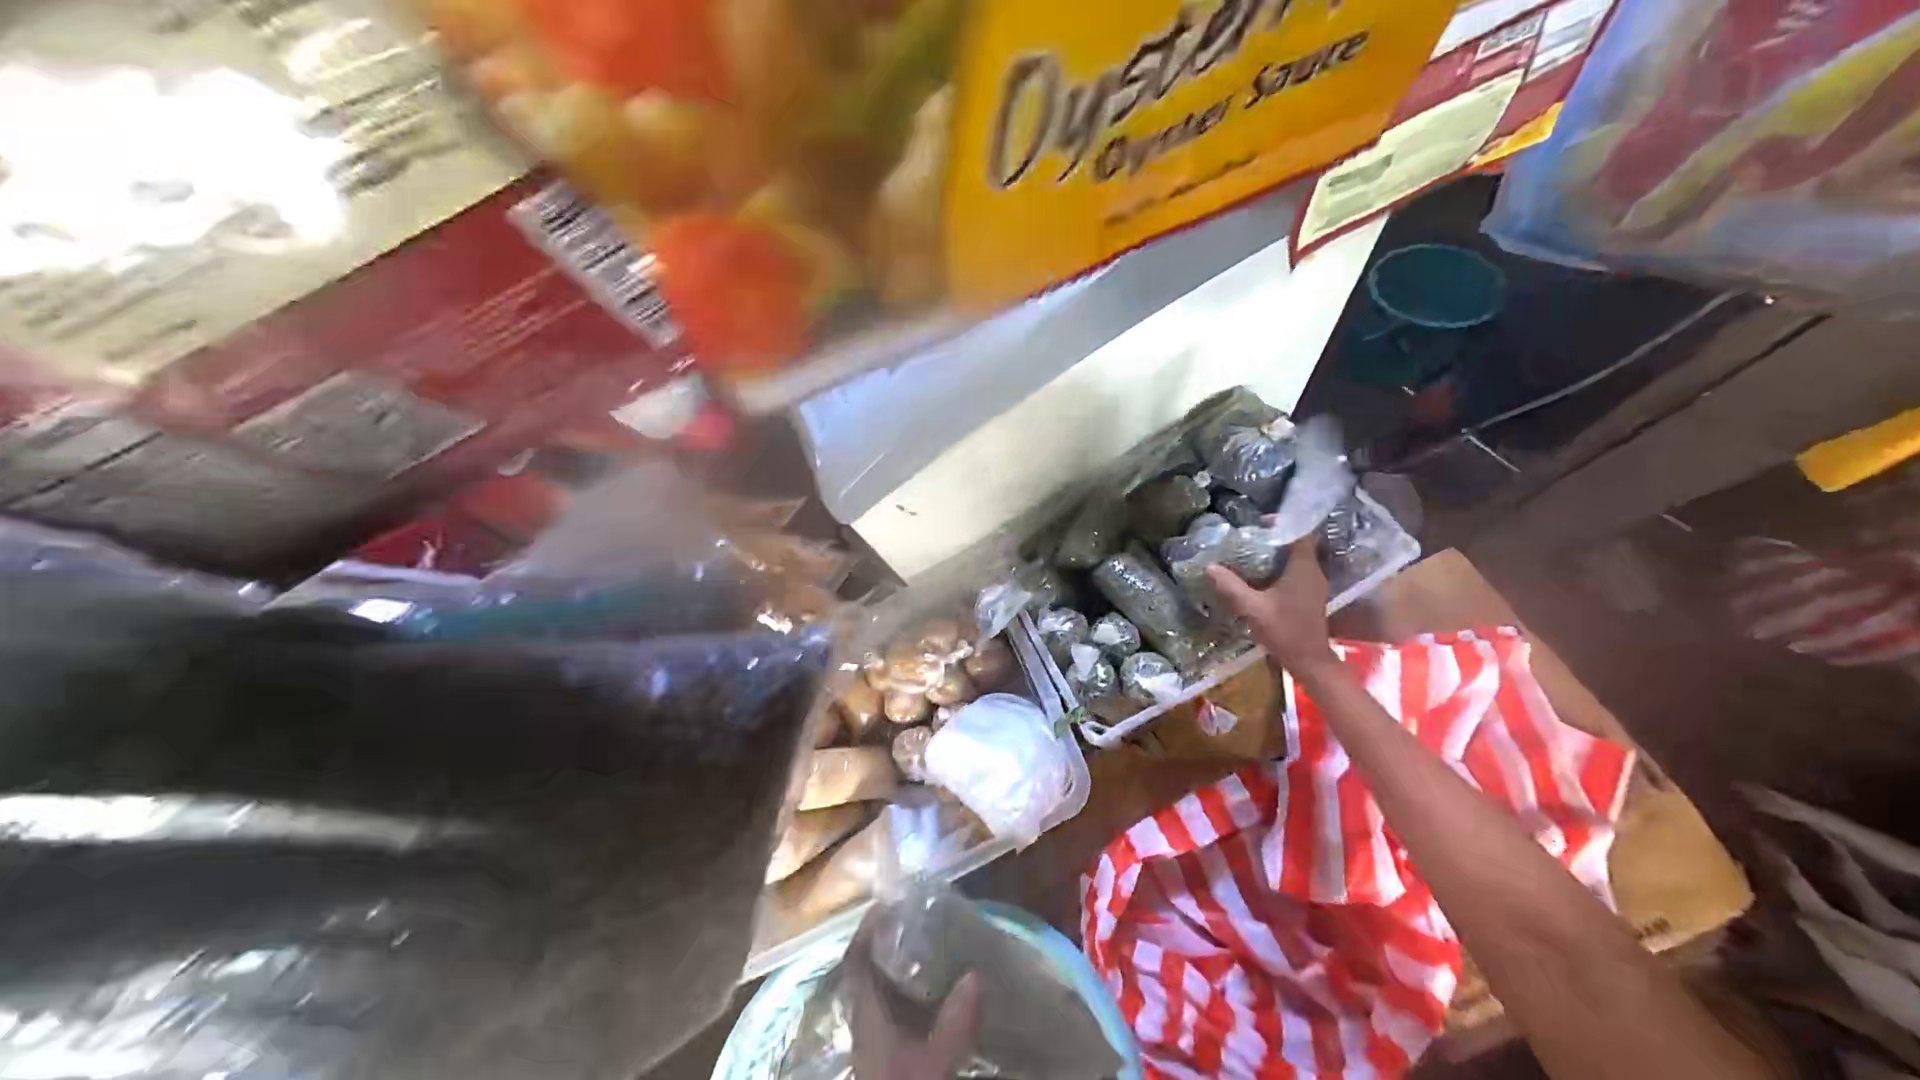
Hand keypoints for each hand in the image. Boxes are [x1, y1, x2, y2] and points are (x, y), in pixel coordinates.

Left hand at [846, 916, 981, 1079]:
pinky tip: (933, 988)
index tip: (888, 902)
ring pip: (880, 988)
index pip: (857, 960)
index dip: (867, 928)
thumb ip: (955, 1022)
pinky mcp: (886, 1050)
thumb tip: (976, 974)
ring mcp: (874, 1036)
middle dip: (887, 939)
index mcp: (866, 1014)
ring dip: (898, 963)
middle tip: (916, 915)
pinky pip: (892, 1007)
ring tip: (928, 941)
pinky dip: (908, 989)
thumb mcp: (935, 1062)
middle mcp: (865, 1019)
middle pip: (868, 968)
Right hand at [1205, 536, 1334, 671]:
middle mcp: (1313, 571)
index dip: (1282, 524)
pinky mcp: (1310, 595)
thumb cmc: (1285, 632)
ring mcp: (1313, 584)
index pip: (1300, 533)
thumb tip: (1210, 567)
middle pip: (1297, 544)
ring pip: (1296, 558)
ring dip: (1276, 554)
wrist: (1309, 661)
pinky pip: (1295, 571)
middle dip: (1274, 538)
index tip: (1258, 524)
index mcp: (1303, 568)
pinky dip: (1279, 568)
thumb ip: (1231, 587)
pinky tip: (1259, 576)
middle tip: (1248, 538)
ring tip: (1249, 554)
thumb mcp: (1252, 609)